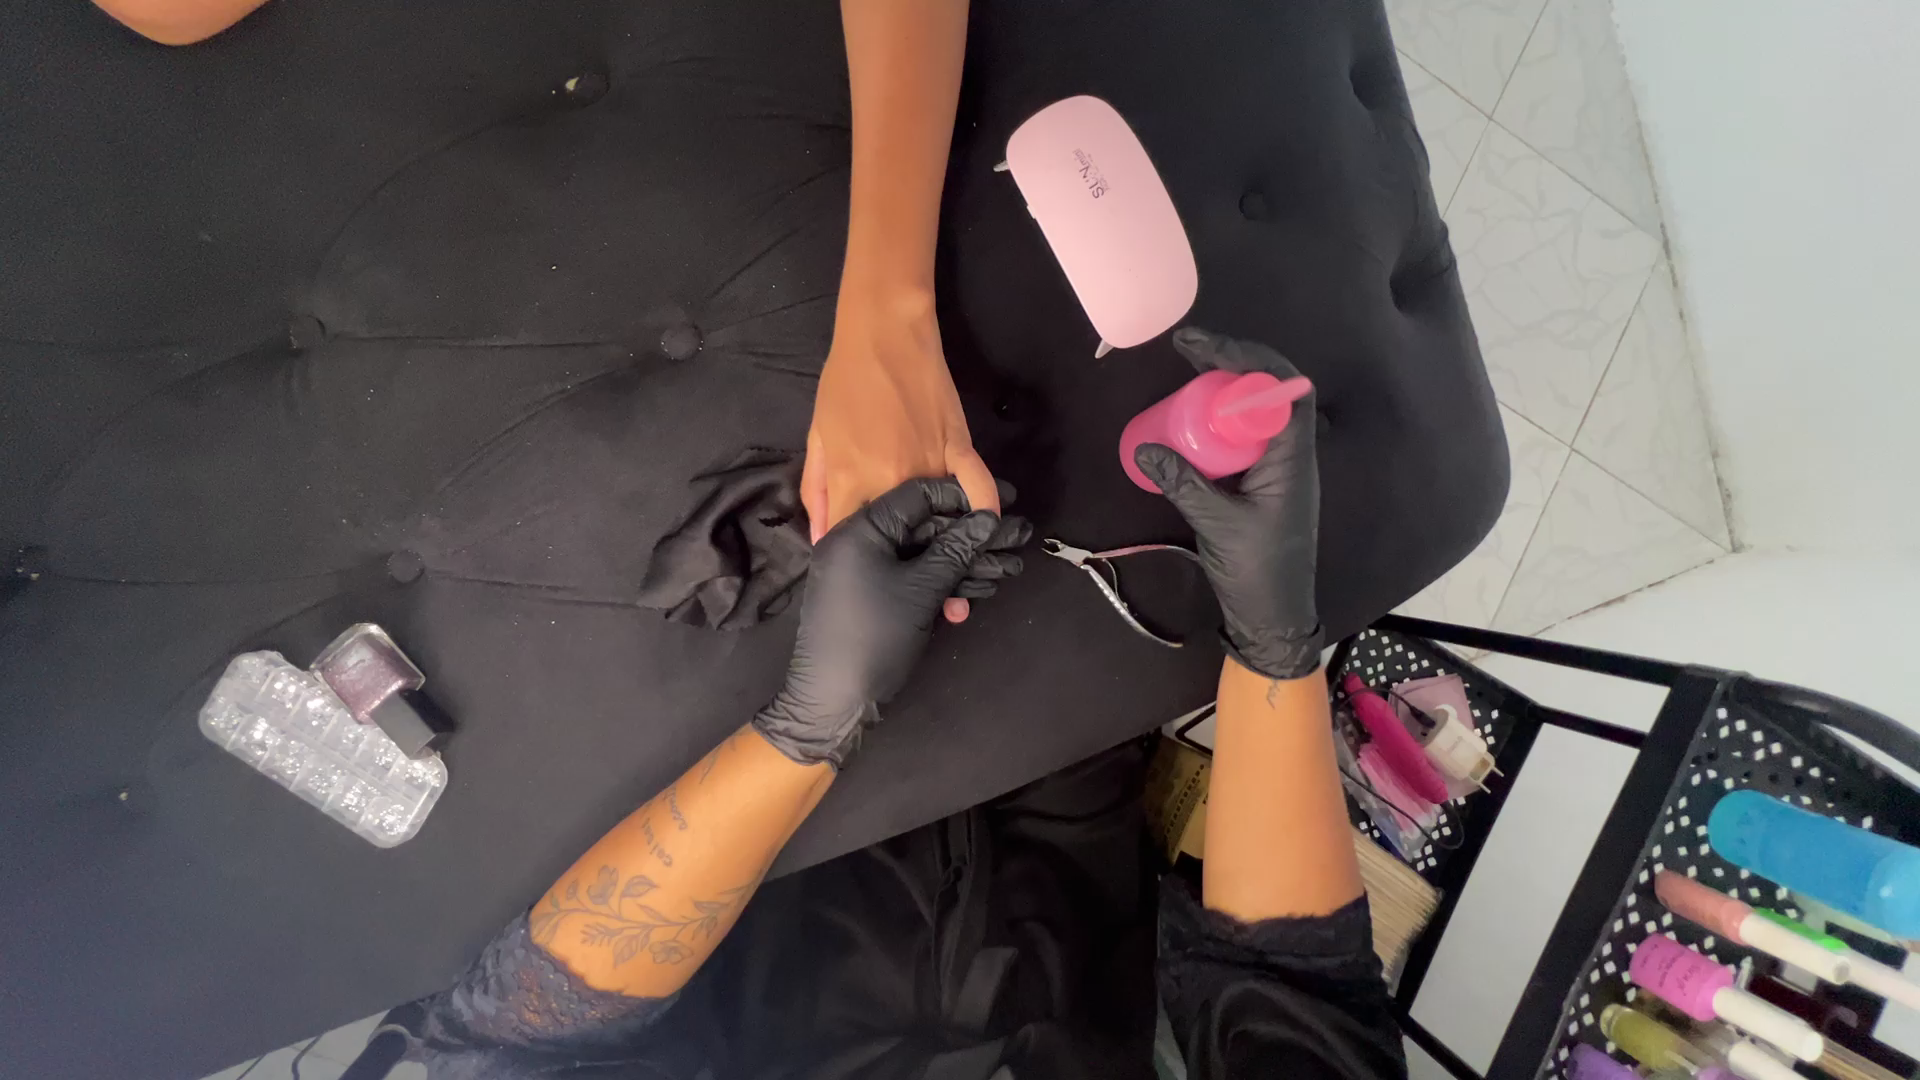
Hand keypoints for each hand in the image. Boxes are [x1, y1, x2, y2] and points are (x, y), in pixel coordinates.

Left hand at [753, 477, 1028, 768]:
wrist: (834, 700)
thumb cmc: (875, 636)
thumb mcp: (921, 589)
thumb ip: (956, 549)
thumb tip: (989, 517)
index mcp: (861, 529)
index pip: (917, 494)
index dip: (962, 495)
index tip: (1003, 499)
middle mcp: (860, 541)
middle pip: (925, 526)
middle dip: (971, 535)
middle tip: (1015, 537)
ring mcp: (866, 570)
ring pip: (923, 556)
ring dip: (964, 564)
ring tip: (1009, 568)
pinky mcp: (874, 595)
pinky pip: (912, 578)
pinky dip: (942, 585)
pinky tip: (976, 594)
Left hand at [802, 289, 999, 622]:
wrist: (883, 333)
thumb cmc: (843, 386)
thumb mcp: (817, 440)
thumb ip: (817, 493)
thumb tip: (820, 540)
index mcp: (850, 481)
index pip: (853, 544)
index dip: (862, 579)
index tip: (874, 600)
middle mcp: (891, 481)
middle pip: (906, 546)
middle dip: (917, 583)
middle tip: (932, 607)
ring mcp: (930, 464)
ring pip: (946, 525)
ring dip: (956, 558)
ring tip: (962, 586)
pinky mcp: (960, 447)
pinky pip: (978, 489)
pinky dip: (986, 514)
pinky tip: (988, 535)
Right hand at [1132, 328, 1322, 679]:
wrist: (1273, 614)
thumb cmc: (1256, 570)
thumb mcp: (1217, 524)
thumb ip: (1182, 483)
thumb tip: (1143, 447)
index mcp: (1292, 458)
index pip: (1282, 388)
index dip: (1247, 358)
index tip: (1201, 346)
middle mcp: (1290, 454)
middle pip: (1270, 390)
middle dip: (1232, 361)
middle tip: (1187, 349)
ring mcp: (1276, 468)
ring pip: (1256, 411)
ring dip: (1226, 386)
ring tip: (1188, 371)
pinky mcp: (1260, 482)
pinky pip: (1242, 437)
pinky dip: (1218, 419)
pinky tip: (1191, 419)